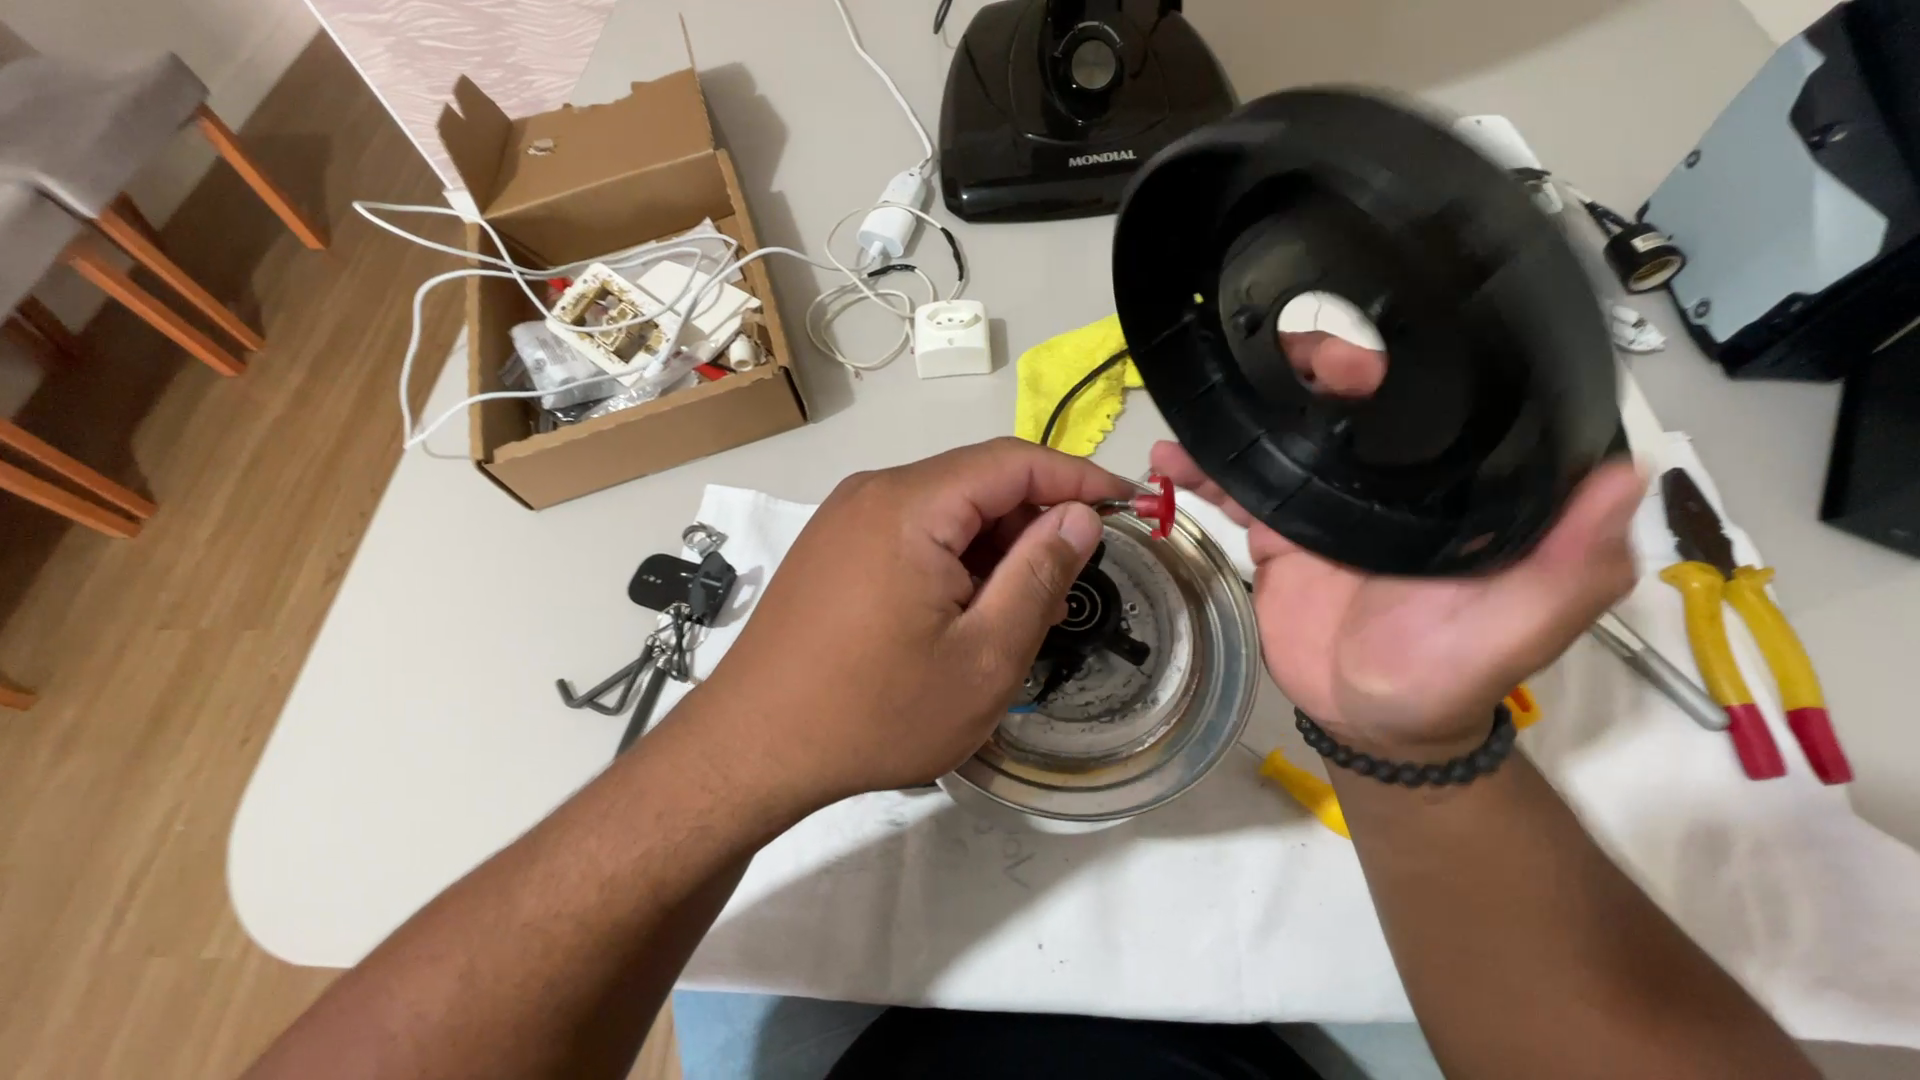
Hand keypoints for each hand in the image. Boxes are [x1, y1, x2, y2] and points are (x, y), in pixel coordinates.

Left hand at [694, 438, 1131, 808]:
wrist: (752, 749)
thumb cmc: (876, 712)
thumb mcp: (983, 658)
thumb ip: (1039, 576)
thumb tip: (1078, 516)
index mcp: (912, 505)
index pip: (1014, 461)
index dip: (1078, 477)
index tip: (1127, 506)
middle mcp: (873, 493)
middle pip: (977, 482)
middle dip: (1034, 522)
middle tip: (1071, 584)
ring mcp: (845, 519)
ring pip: (945, 510)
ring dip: (994, 548)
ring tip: (1022, 611)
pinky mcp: (832, 549)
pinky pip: (911, 532)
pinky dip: (953, 559)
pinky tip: (966, 612)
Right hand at [1152, 337, 1643, 757]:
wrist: (1368, 719)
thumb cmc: (1450, 674)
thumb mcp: (1520, 626)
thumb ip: (1567, 565)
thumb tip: (1625, 474)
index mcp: (1446, 488)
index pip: (1425, 407)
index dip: (1396, 366)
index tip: (1356, 348)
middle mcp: (1388, 483)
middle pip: (1343, 410)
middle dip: (1306, 375)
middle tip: (1269, 362)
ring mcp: (1324, 506)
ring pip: (1280, 443)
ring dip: (1242, 418)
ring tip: (1205, 407)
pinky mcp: (1276, 535)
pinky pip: (1234, 494)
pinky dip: (1200, 474)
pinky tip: (1168, 462)